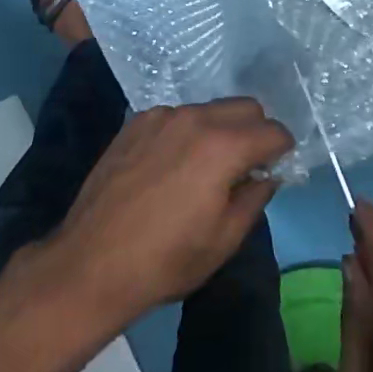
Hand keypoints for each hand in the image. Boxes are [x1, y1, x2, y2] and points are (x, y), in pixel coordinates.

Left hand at [40, 97, 294, 326]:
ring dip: (220, 130)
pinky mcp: (135, 122)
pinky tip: (169, 167)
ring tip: (203, 169)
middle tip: (244, 168)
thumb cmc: (165, 260)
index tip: (274, 170)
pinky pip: (176, 117)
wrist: (90, 264)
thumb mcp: (224, 240)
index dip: (282, 151)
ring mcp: (161, 116)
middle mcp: (195, 118)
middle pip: (245, 107)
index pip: (273, 131)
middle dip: (255, 131)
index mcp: (224, 146)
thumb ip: (255, 198)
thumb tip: (266, 175)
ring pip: (209, 109)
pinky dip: (186, 133)